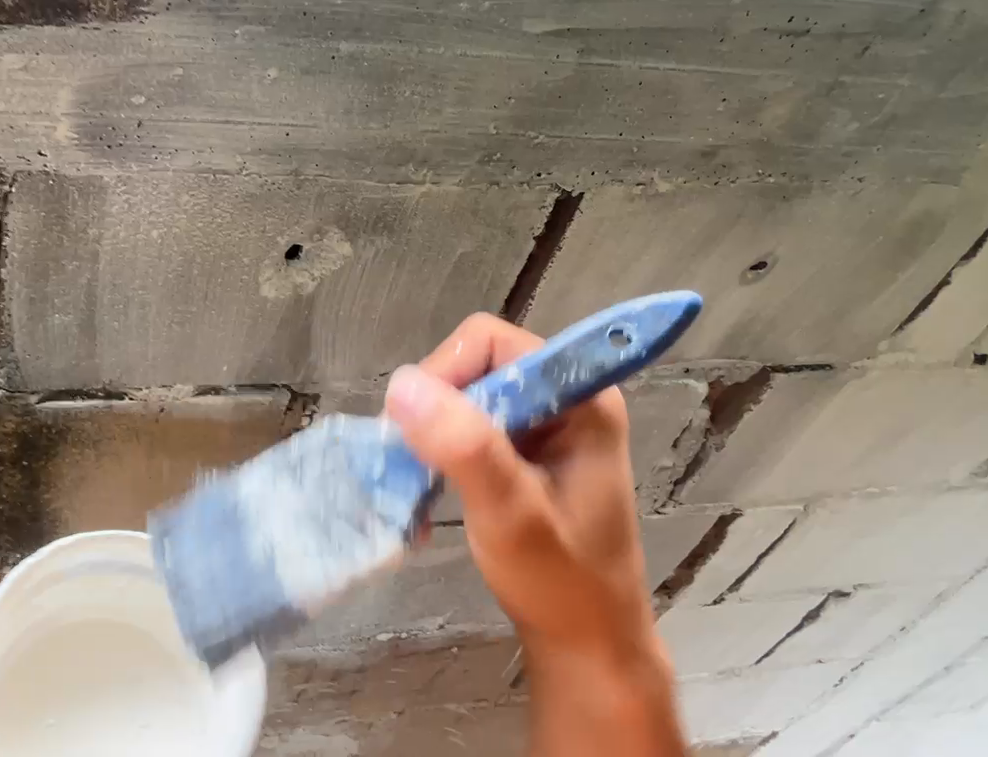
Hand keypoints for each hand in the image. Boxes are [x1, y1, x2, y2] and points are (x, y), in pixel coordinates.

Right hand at [384, 313, 683, 756]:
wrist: (586, 644)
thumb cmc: (560, 582)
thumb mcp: (512, 515)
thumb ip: (466, 447)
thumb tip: (402, 384)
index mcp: (581, 399)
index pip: (491, 341)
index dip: (448, 371)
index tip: (422, 425)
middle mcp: (563, 397)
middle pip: (472, 361)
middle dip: (436, 404)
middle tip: (420, 458)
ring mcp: (543, 422)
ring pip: (461, 390)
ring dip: (432, 427)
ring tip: (422, 474)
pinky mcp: (521, 446)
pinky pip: (463, 418)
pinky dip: (438, 444)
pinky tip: (432, 480)